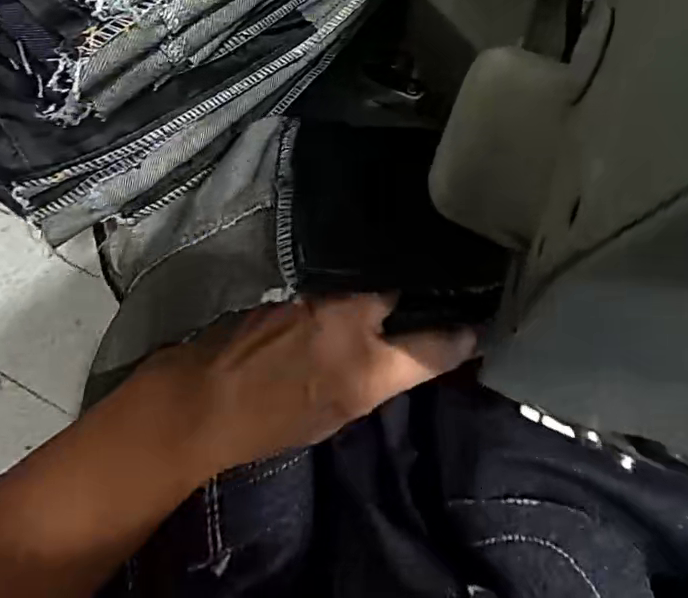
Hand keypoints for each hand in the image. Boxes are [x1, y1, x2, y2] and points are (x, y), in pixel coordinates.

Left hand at [134, 294, 476, 475]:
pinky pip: (351, 271)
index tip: (482, 324)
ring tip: (415, 270)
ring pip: (380, 274)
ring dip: (400, 274)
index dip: (465, 334)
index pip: (435, 345)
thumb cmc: (275, 417)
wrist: (204, 396)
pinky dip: (367, 275)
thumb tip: (429, 351)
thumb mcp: (343, 411)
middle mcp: (353, 317)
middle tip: (452, 276)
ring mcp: (328, 291)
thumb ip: (390, 374)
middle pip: (411, 285)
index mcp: (366, 367)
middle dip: (434, 281)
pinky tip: (370, 276)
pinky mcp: (308, 278)